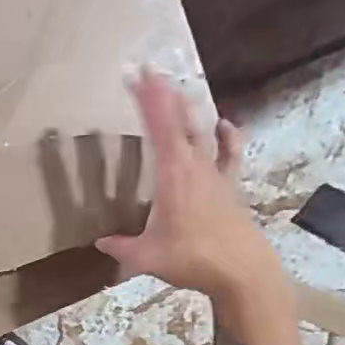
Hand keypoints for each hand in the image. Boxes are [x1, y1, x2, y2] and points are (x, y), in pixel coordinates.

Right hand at [94, 69, 282, 305]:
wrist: (242, 272)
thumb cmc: (191, 260)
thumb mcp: (145, 257)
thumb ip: (121, 246)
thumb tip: (102, 242)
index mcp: (173, 177)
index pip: (160, 129)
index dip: (150, 101)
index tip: (139, 75)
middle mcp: (195, 167)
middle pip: (180, 122)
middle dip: (164, 96)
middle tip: (150, 72)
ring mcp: (215, 175)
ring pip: (202, 133)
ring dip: (189, 111)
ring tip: (179, 90)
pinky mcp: (228, 187)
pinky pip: (229, 154)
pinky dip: (227, 137)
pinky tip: (223, 124)